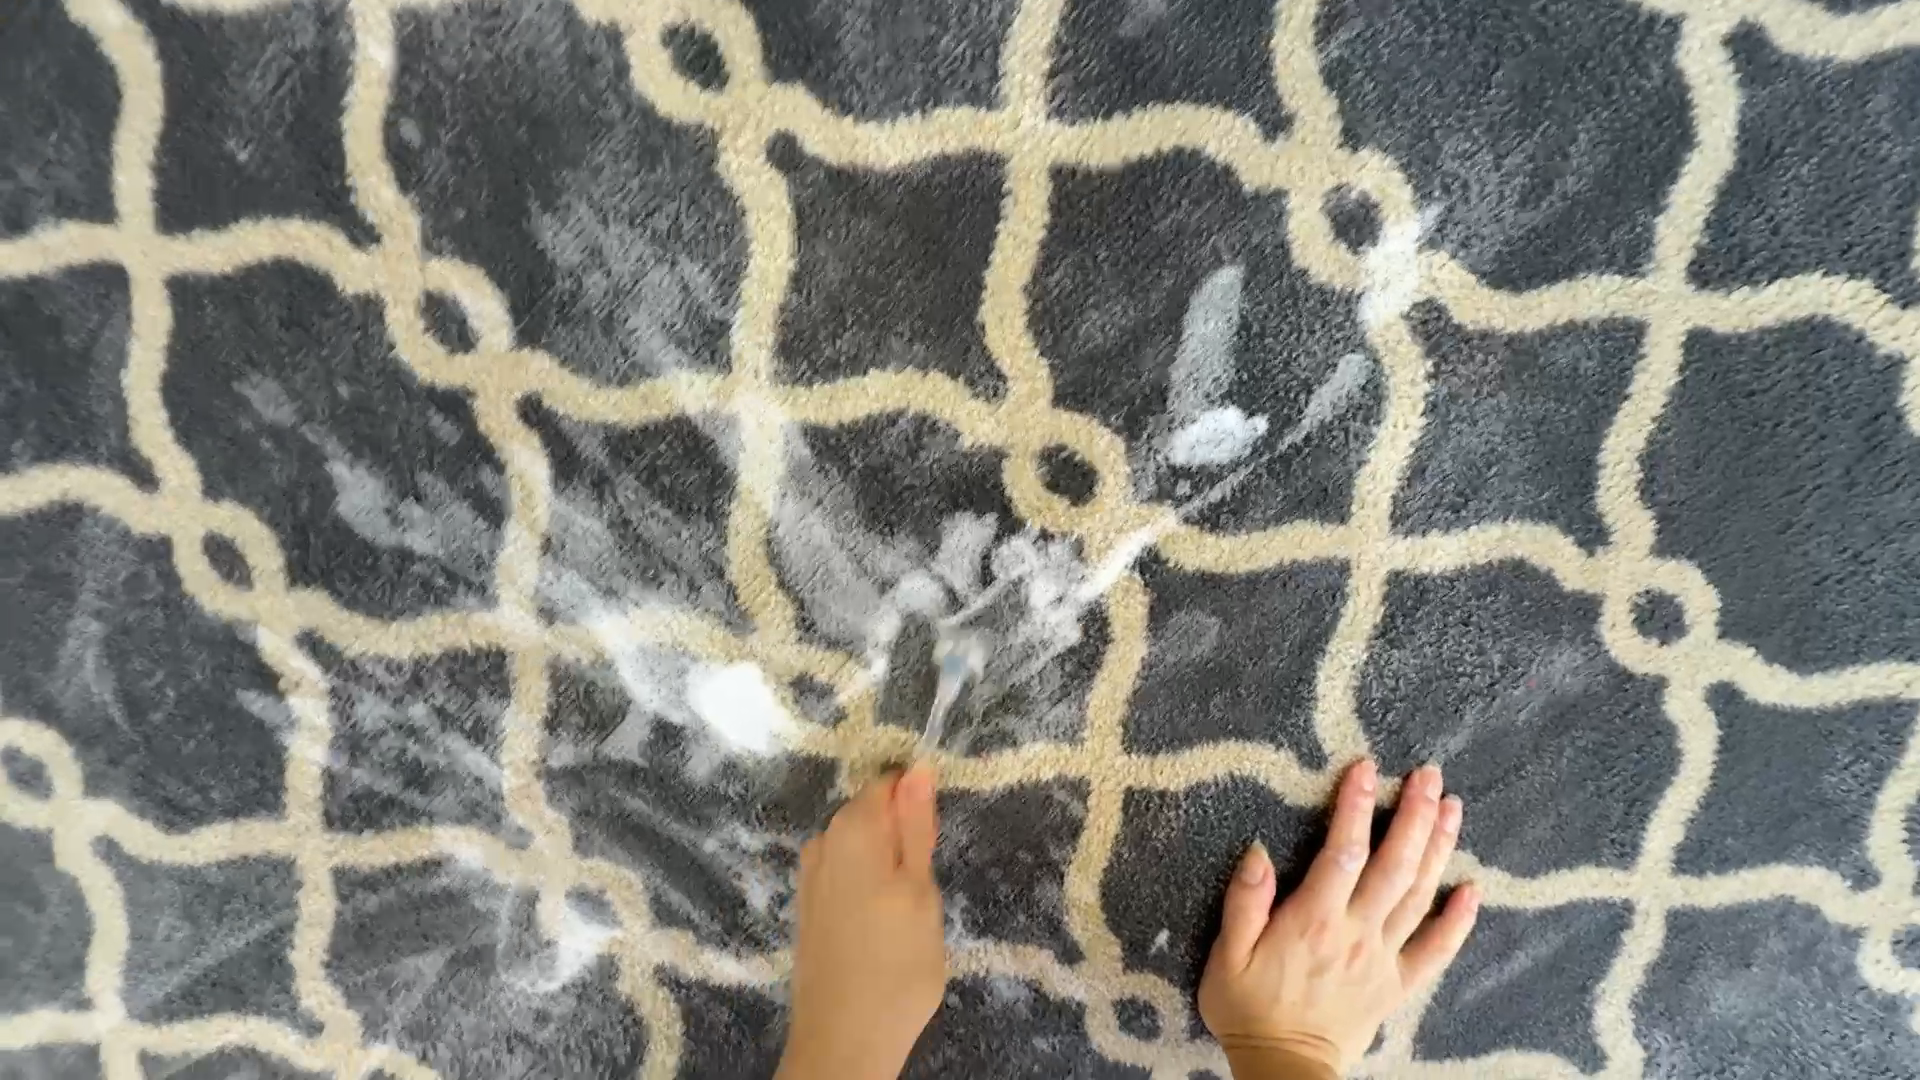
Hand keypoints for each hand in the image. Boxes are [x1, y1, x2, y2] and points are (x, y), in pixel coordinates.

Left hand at [776, 764, 946, 1079]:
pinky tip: (878, 928)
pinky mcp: (807, 904)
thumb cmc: (896, 965)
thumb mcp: (920, 888)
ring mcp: (810, 873)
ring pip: (862, 846)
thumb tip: (918, 768)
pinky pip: (846, 873)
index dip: (917, 811)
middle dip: (902, 839)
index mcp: (852, 827)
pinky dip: (867, 887)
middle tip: (921, 892)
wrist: (842, 1044)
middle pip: (873, 814)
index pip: (890, 784)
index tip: (930, 851)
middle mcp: (822, 839)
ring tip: (903, 917)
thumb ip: (916, 824)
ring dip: (886, 866)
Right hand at [1198, 760, 1479, 1073]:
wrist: (1284, 1069)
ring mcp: (1383, 959)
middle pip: (1394, 867)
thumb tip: (1259, 851)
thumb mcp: (1227, 952)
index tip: (1366, 768)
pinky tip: (1471, 888)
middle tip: (1429, 775)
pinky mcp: (1397, 984)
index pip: (1343, 852)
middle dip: (1412, 816)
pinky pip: (1436, 950)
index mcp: (1313, 920)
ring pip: (1419, 896)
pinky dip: (1458, 920)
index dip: (1355, 807)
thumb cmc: (1245, 1004)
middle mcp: (1357, 934)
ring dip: (1437, 849)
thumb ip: (1244, 901)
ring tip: (1451, 807)